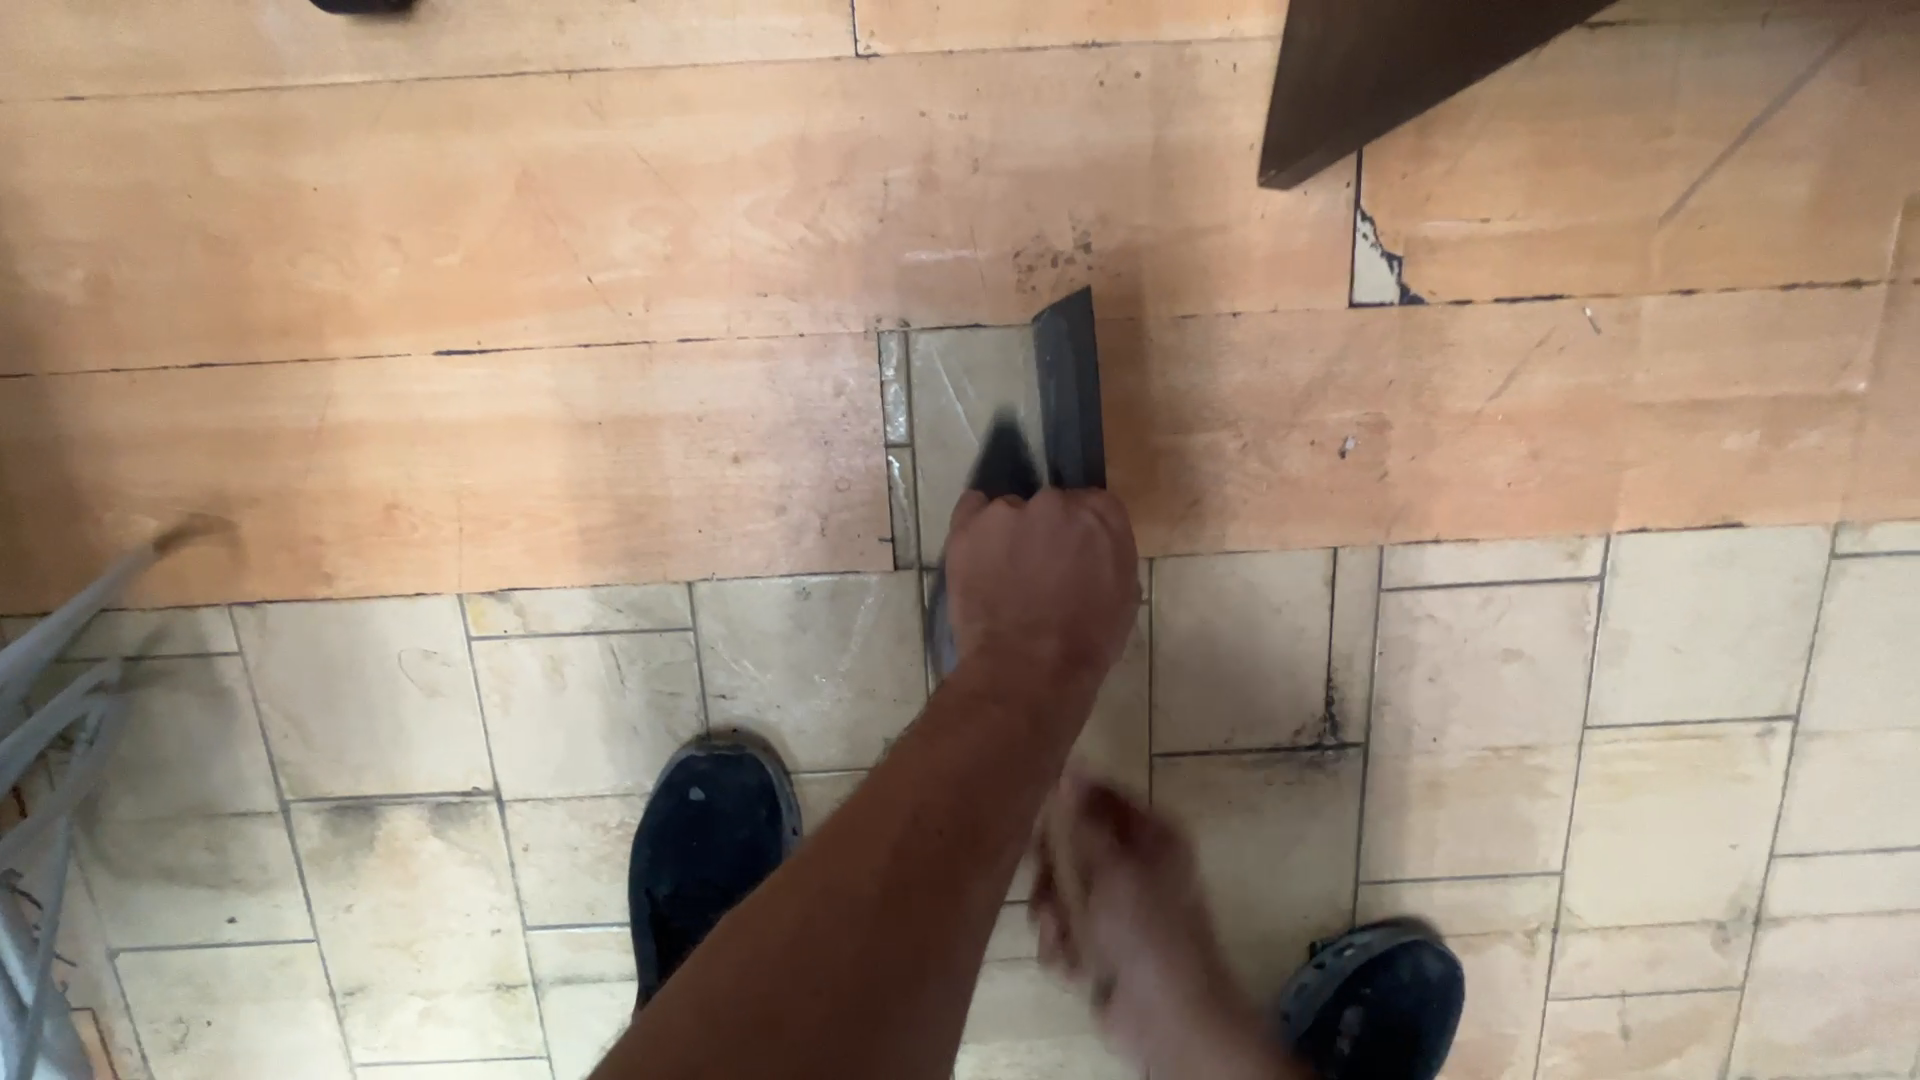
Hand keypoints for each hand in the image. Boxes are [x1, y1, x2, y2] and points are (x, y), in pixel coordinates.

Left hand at [944, 488, 1138, 681]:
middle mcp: (1055, 502)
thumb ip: (1111, 556)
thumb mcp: (1123, 597)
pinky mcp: (967, 528)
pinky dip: (975, 527)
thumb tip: (1094, 550)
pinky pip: (971, 508)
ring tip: (1004, 573)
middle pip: (1051, 504)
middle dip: (1048, 530)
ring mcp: (1007, 512)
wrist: (1028, 669)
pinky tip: (978, 552)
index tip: (1074, 553)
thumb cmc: (1086, 643)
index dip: (1082, 531)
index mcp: (1102, 516)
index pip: (1094, 504)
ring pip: (1010, 511)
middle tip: (1040, 568)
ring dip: (1011, 534)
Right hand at [1031, 776, 1280, 1078]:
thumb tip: (1067, 766)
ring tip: (1058, 932)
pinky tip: (1071, 963)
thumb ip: (1082, 819)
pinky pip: (1062, 927)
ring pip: (1060, 887)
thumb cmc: (1148, 932)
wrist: (1169, 1021)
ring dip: (1052, 912)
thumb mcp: (1113, 867)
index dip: (1068, 798)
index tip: (1036, 807)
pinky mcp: (1099, 943)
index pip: (1101, 795)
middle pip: (1073, 842)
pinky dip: (1061, 945)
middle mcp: (1134, 864)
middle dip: (1052, 868)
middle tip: (1043, 880)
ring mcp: (1116, 906)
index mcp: (1151, 835)